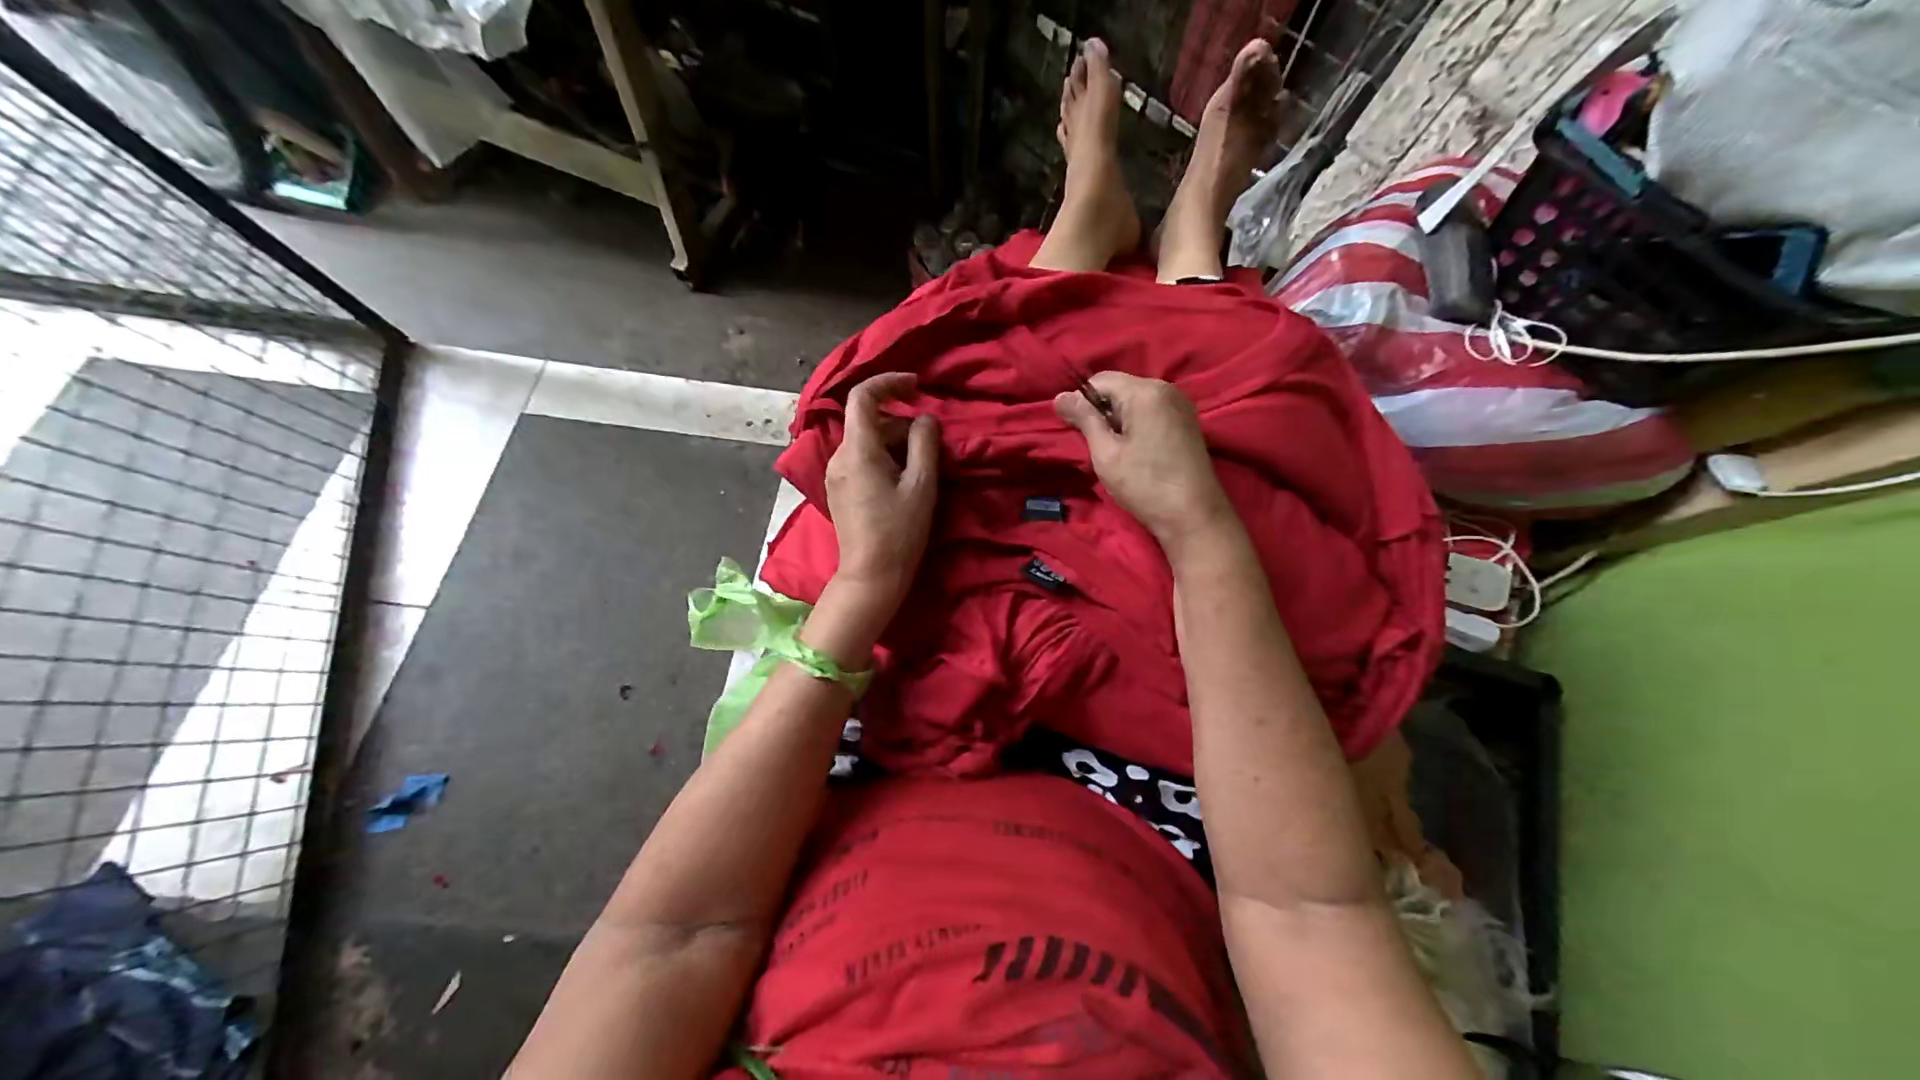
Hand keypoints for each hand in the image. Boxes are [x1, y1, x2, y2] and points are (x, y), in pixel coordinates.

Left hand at [825, 372, 940, 610]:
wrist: (871, 576)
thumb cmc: (899, 532)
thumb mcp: (921, 485)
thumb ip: (925, 443)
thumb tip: (925, 419)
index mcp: (857, 450)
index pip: (863, 396)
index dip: (889, 383)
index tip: (916, 386)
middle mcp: (838, 456)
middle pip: (868, 421)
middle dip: (901, 423)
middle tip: (931, 444)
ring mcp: (835, 474)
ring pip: (865, 441)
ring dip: (894, 442)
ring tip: (921, 467)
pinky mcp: (838, 490)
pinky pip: (860, 459)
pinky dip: (883, 458)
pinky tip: (903, 480)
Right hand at [1055, 372, 1236, 553]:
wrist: (1194, 515)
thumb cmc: (1145, 485)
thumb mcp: (1106, 454)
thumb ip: (1084, 420)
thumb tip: (1059, 396)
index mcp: (1145, 392)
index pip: (1100, 380)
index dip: (1081, 403)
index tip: (1076, 432)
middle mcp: (1166, 388)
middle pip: (1119, 388)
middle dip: (1101, 411)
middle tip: (1097, 446)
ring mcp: (1180, 404)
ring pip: (1135, 400)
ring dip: (1118, 419)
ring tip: (1116, 451)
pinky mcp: (1187, 420)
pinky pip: (1151, 410)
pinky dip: (1136, 424)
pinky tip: (1137, 451)